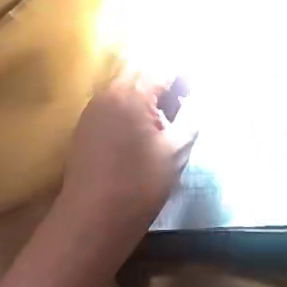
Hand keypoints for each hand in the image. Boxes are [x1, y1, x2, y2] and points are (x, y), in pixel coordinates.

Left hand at [58, 72, 197, 236]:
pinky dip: (131, 104)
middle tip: (186, 98)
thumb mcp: (175, 152)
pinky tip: (144, 127)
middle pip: (140, 70)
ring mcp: (93, 108)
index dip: (185, 73)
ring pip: (124, 85)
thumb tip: (198, 100)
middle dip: (164, 78)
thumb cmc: (139, 186)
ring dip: (146, 91)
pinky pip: (112, 101)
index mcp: (132, 94)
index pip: (162, 68)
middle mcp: (108, 93)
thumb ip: (190, 119)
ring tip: (168, 114)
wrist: (92, 218)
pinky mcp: (85, 124)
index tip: (201, 84)